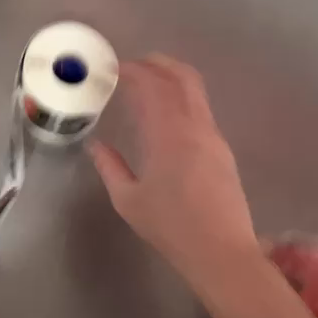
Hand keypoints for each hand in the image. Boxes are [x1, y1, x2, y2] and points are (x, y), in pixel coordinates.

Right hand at [90, 55, 259, 286]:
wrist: (222, 252)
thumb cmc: (171, 228)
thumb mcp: (129, 201)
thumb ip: (110, 168)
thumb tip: (96, 146)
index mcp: (169, 135)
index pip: (152, 87)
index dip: (132, 71)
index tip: (113, 68)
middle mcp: (195, 127)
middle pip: (182, 78)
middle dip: (157, 64)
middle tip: (133, 65)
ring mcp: (213, 137)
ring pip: (196, 92)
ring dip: (172, 78)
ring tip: (149, 83)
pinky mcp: (222, 149)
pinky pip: (200, 110)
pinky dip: (181, 99)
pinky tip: (167, 114)